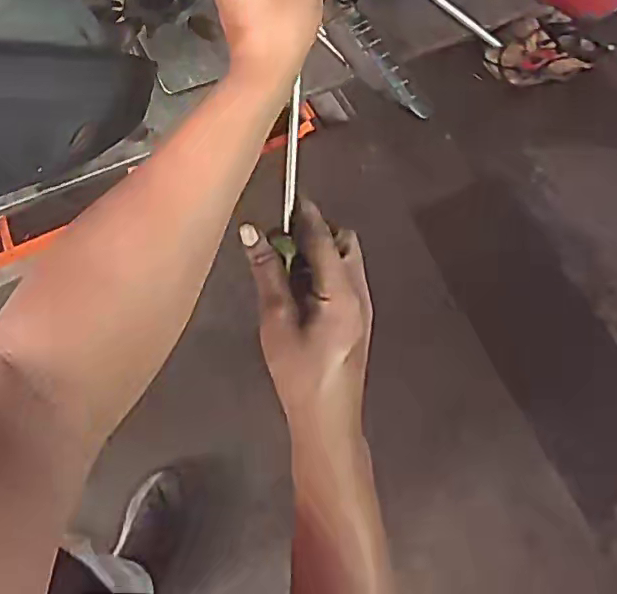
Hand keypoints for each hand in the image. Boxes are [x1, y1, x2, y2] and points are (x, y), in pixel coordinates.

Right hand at [240, 198, 371, 437]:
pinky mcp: (359, 314)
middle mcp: (360, 291)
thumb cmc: (299, 374)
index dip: (304, 213)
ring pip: (345, 256)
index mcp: (342, 292)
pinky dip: (323, 267)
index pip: (323, 237)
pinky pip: (344, 274)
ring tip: (286, 264)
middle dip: (315, 231)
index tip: (285, 195)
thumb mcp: (276, 321)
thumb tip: (252, 232)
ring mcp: (364, 303)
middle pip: (343, 240)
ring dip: (319, 249)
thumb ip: (266, 272)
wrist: (328, 421)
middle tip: (282, 240)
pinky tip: (299, 286)